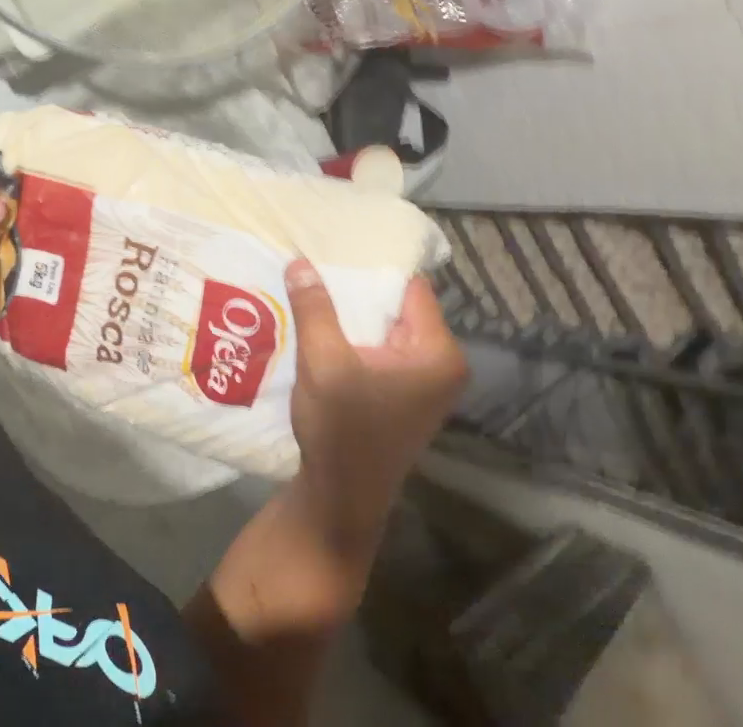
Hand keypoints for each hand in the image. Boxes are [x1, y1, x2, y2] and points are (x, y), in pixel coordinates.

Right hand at [285, 261, 466, 537]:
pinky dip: (351, 343)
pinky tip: (318, 333)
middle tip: (315, 268)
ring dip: (349, 319)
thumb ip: (314, 309)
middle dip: (356, 292)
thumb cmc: (342, 427)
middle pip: (398, 310)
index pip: (411, 290)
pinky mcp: (402, 400)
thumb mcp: (322, 362)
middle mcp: (442, 366)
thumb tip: (300, 262)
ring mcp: (424, 386)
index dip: (373, 268)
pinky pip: (378, 355)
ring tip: (310, 295)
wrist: (342, 494)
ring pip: (384, 334)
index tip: (337, 249)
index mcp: (438, 353)